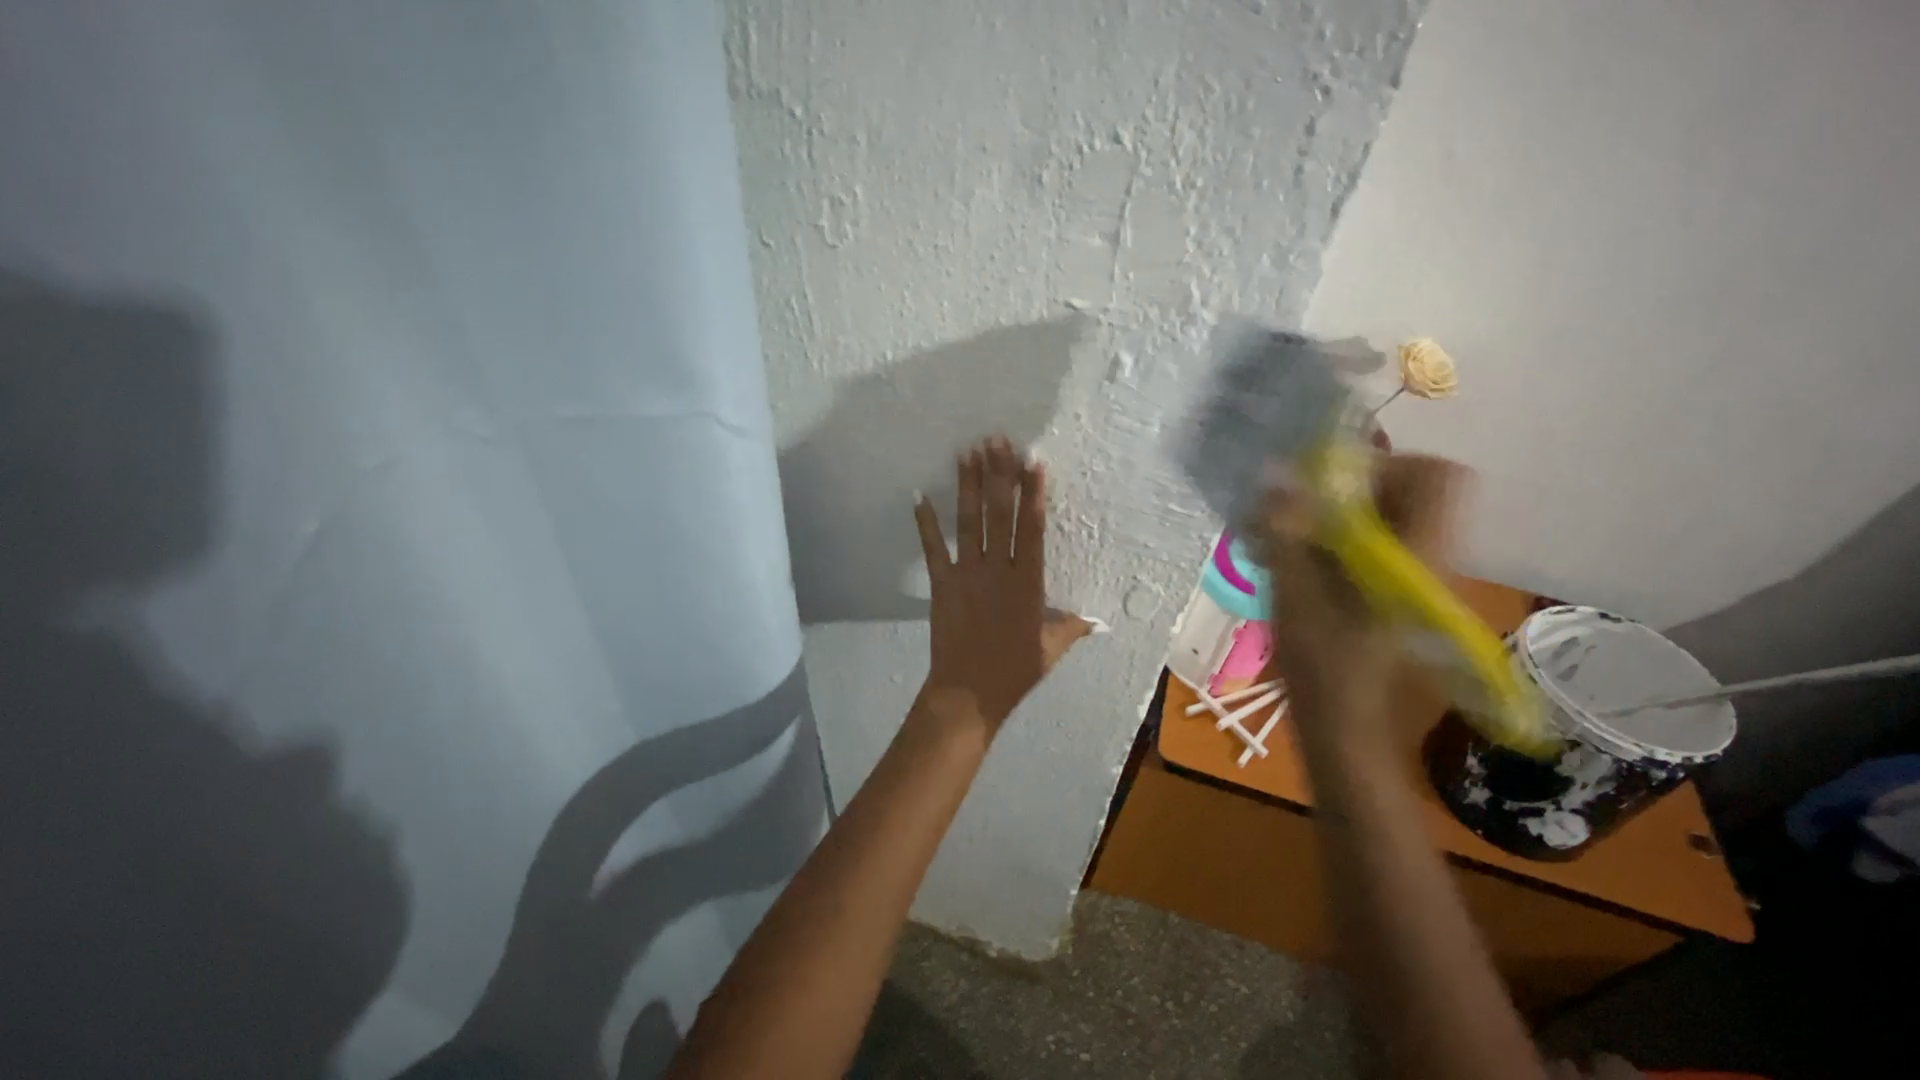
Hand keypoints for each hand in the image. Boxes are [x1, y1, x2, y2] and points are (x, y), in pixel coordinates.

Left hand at [911, 437, 1092, 732]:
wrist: (969, 694)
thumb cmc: (1015, 672)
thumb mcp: (1050, 649)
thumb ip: (1071, 628)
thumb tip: (1097, 621)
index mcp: (1028, 582)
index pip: (1032, 527)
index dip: (1033, 492)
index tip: (1033, 461)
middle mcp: (999, 570)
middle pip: (1000, 514)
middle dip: (999, 474)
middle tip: (998, 440)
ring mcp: (967, 575)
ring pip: (969, 522)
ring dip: (969, 486)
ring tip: (969, 452)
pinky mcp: (941, 585)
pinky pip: (933, 549)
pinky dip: (925, 523)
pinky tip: (920, 495)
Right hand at [1252, 453, 1465, 743]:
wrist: (1348, 732)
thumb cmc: (1326, 667)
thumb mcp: (1295, 592)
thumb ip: (1287, 528)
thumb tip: (1276, 471)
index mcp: (1422, 554)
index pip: (1439, 475)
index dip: (1387, 464)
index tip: (1333, 484)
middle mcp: (1438, 559)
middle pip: (1415, 492)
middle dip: (1357, 489)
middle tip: (1306, 509)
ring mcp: (1424, 580)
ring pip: (1397, 519)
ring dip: (1347, 515)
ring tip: (1298, 539)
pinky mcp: (1405, 598)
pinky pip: (1385, 546)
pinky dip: (1347, 542)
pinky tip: (1308, 567)